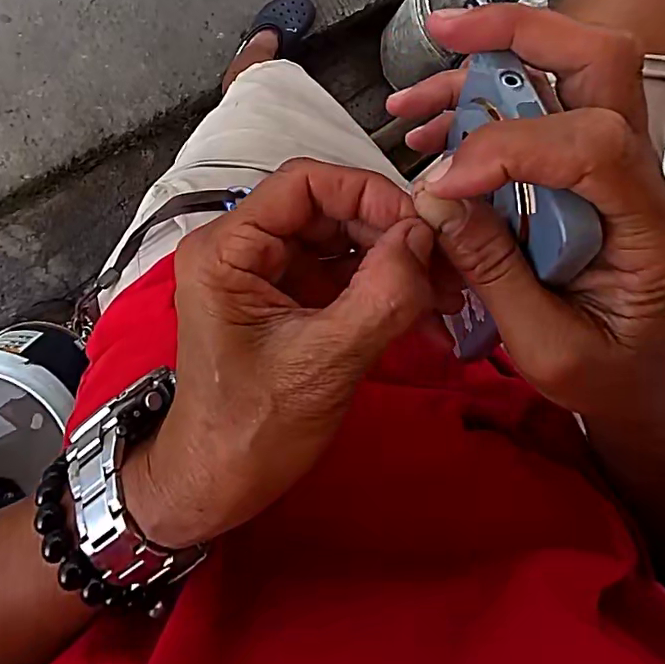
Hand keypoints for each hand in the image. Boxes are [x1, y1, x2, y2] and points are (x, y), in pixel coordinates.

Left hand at [121, 159, 441, 547]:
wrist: (218, 479)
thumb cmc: (251, 428)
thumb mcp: (322, 362)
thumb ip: (380, 296)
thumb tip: (425, 235)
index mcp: (225, 249)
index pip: (300, 184)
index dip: (366, 191)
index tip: (422, 221)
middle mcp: (238, 248)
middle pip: (323, 208)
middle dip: (387, 232)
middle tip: (446, 265)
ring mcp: (260, 272)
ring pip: (335, 240)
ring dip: (390, 261)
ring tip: (444, 295)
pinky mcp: (281, 297)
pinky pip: (335, 274)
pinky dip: (377, 288)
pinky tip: (421, 314)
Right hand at [384, 3, 664, 430]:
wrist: (637, 386)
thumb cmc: (603, 378)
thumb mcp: (543, 345)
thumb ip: (492, 268)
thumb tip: (437, 197)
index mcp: (655, 233)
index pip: (591, 146)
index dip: (503, 150)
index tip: (439, 187)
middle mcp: (647, 183)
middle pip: (604, 67)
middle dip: (522, 35)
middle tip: (447, 27)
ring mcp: (616, 171)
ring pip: (565, 76)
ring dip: (482, 69)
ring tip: (409, 101)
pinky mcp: (581, 173)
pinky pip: (533, 114)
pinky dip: (473, 108)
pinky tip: (426, 130)